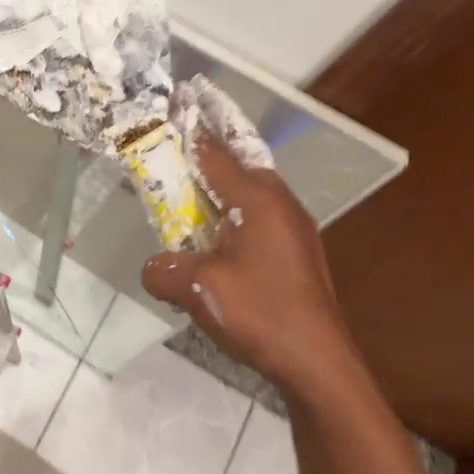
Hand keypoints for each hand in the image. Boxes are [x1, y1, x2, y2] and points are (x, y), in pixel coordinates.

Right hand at [141, 126, 354, 389]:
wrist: (317, 363)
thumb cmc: (260, 314)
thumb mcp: (198, 289)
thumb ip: (164, 270)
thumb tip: (156, 268)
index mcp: (259, 201)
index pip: (215, 154)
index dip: (189, 133)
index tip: (171, 109)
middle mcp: (281, 206)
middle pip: (235, 170)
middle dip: (203, 163)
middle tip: (170, 163)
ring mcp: (294, 232)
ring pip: (247, 199)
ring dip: (216, 198)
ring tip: (185, 208)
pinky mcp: (296, 257)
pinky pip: (255, 224)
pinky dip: (230, 224)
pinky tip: (213, 248)